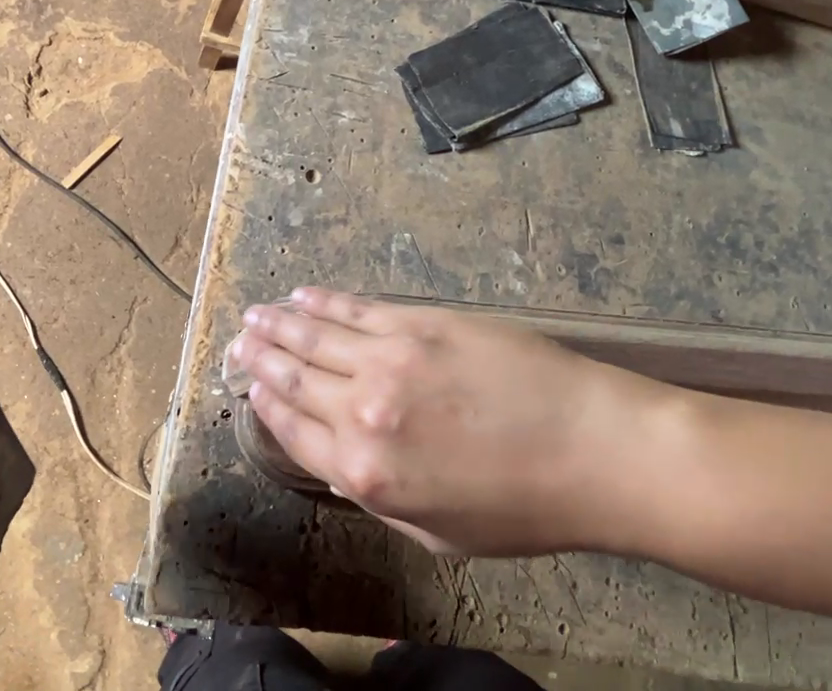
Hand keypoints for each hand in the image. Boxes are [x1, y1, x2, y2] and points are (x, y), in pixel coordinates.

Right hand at [229, 289, 675, 556]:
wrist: (593, 449)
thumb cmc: (522, 507)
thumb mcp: (439, 534)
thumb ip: (379, 498)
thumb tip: (343, 462)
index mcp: (364, 473)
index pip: (294, 432)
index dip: (266, 406)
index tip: (251, 387)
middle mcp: (362, 412)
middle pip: (294, 378)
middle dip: (260, 358)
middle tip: (238, 341)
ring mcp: (389, 359)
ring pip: (315, 336)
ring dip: (280, 324)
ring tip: (256, 314)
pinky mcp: (420, 321)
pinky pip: (356, 309)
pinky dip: (325, 302)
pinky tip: (305, 296)